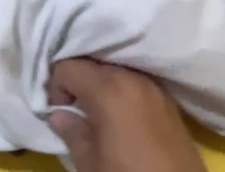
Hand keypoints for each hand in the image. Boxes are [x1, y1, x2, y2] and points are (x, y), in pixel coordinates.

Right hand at [47, 59, 205, 171]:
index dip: (56, 87)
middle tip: (74, 112)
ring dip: (100, 86)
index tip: (59, 112)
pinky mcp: (169, 100)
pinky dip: (122, 91)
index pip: (67, 65)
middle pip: (93, 62)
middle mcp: (132, 77)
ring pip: (115, 69)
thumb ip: (72, 133)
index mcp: (109, 88)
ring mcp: (154, 86)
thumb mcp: (92, 166)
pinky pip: (135, 82)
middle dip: (78, 83)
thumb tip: (58, 115)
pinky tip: (121, 116)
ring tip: (97, 115)